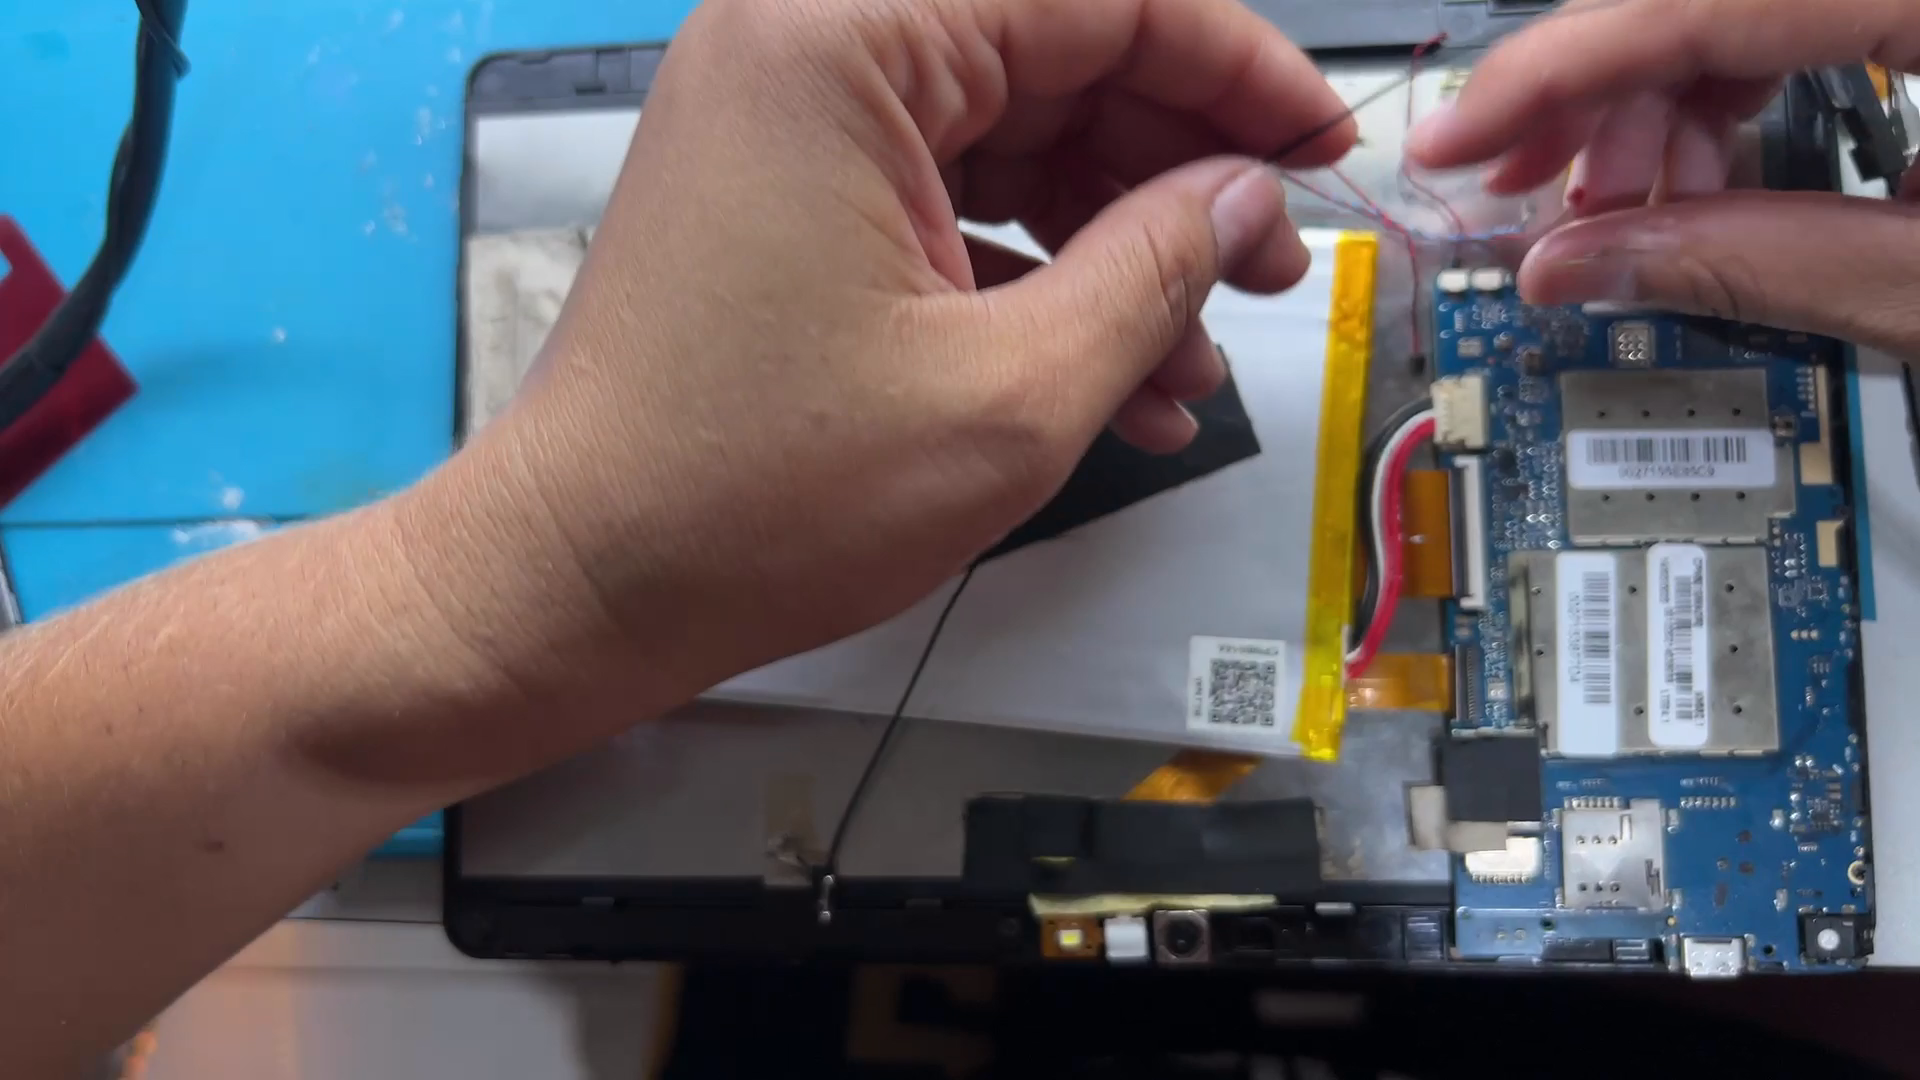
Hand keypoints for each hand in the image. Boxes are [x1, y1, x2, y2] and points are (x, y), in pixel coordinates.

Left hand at [412, 0, 1355, 720]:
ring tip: (1198, 366)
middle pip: (1053, 74)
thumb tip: (1248, 198)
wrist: (600, 587)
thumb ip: (1153, 272)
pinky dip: (1035, 301)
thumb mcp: (1012, 394)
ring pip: (1010, 170)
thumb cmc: (782, 503)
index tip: (1321, 150)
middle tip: (1270, 268)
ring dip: (1114, 265)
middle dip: (1177, 178)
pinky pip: (952, 235)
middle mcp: (810, 58)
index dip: (1233, 71)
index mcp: (844, 41)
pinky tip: (1112, 389)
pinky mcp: (800, 234)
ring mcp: (800, 151)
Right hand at [1407, 0, 1919, 354]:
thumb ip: (1747, 262)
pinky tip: (1695, 157)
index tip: (1442, 145)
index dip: (1549, 71)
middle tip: (1538, 190)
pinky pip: (1784, 1)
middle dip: (1586, 91)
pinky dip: (1713, 77)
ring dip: (1642, 98)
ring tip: (1630, 202)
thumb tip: (1559, 269)